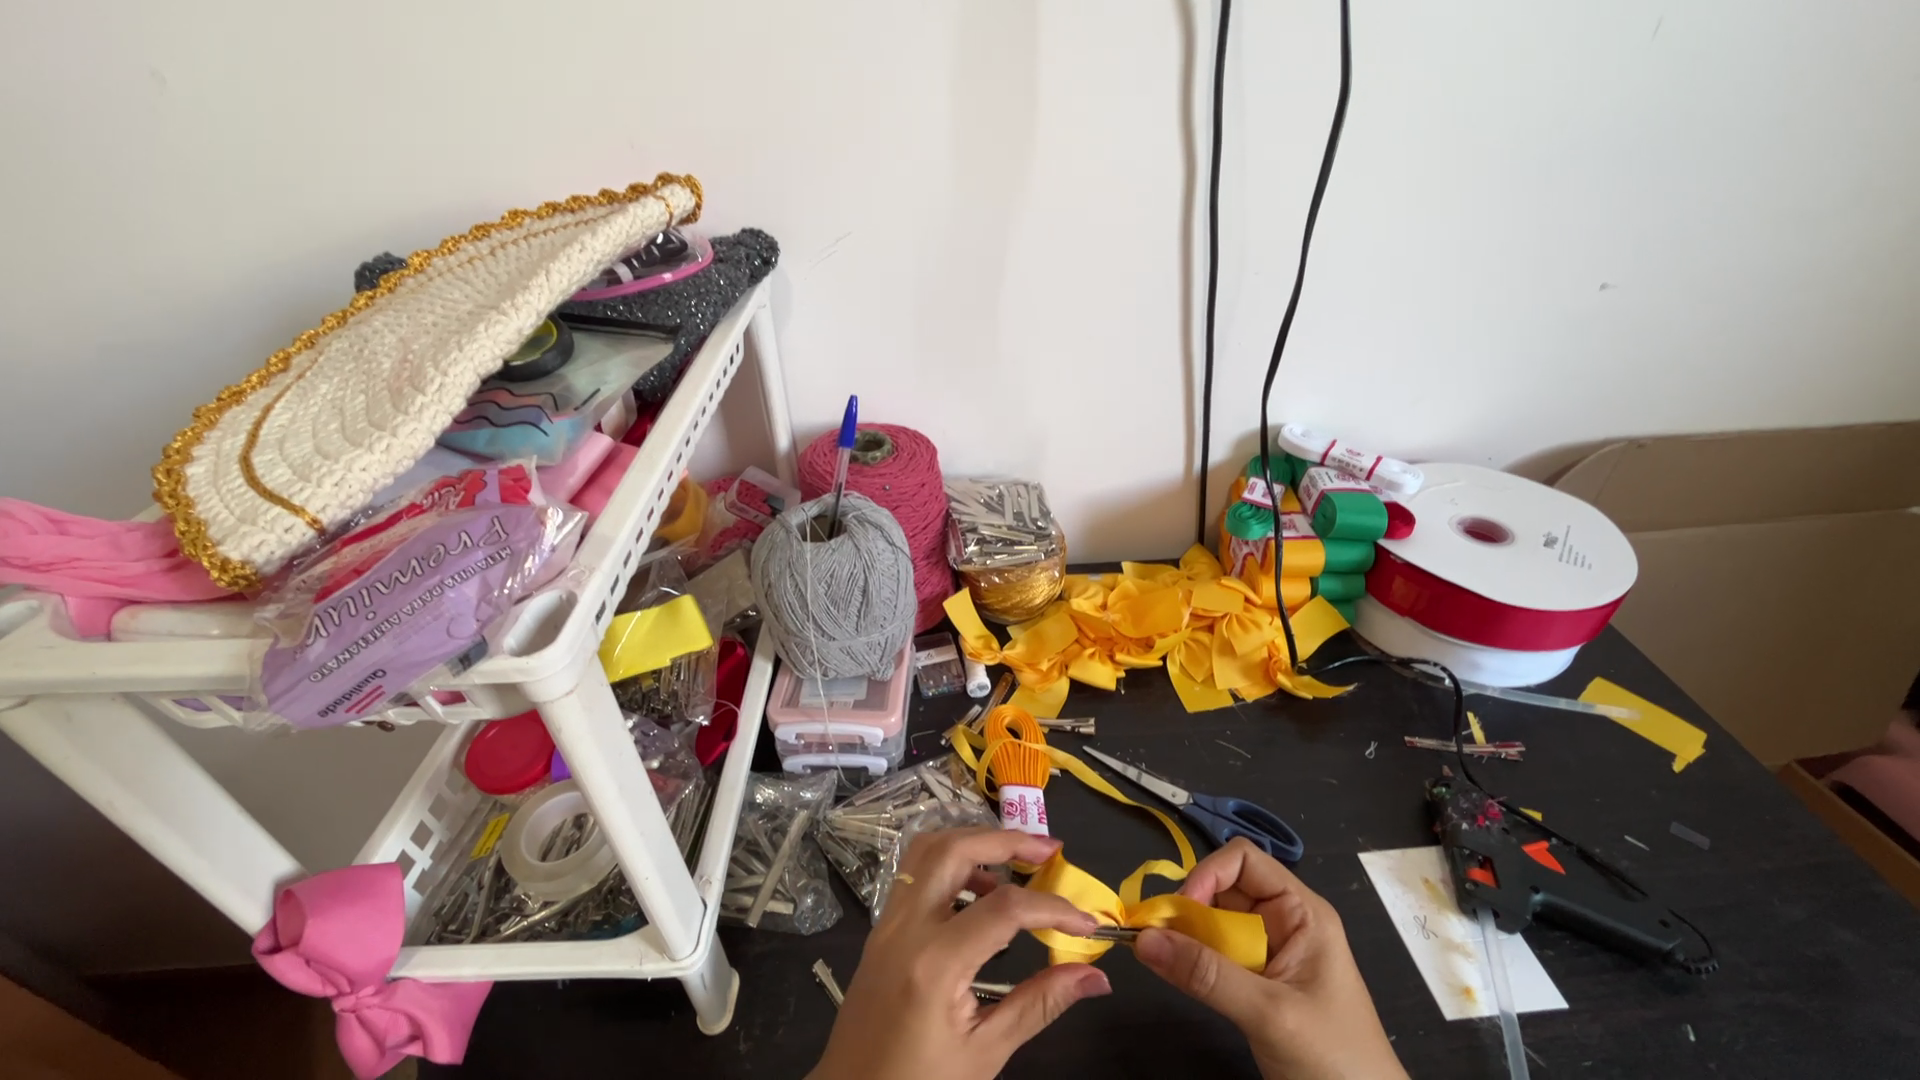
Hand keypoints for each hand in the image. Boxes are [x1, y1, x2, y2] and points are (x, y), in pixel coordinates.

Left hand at [809, 827, 1110, 1079]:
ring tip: (1015, 863)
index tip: (1086, 923)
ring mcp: (887, 923)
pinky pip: (915, 874)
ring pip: (927, 851)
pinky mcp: (881, 928)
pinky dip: (950, 863)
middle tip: (1050, 849)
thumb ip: (1040, 1004)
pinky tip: (978, 892)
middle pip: (954, 850)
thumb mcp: (986, 1052)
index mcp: (934, 962)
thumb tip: (1095, 977)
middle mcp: (906, 927)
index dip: (1053, 908)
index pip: (1004, 908)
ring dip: (974, 842)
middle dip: (1006, 839)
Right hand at [1135, 838, 1405, 1079]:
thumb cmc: (1335, 1058)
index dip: (1207, 874)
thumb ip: (1207, 975)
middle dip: (1188, 907)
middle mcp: (1283, 922)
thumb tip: (1143, 938)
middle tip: (1157, 938)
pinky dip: (1192, 959)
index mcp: (1301, 912)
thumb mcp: (1270, 1013)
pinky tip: (1178, 974)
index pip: (1244, 860)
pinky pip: (1215, 954)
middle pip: (1223, 888)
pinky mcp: (1256, 982)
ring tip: (1160, 957)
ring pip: (1214, 921)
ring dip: (1186, 935)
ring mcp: (1269, 953)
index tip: (1180, 911)